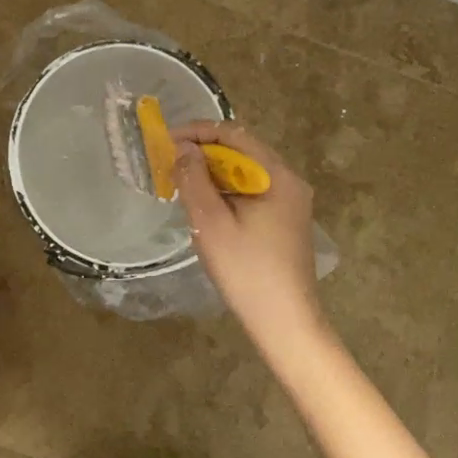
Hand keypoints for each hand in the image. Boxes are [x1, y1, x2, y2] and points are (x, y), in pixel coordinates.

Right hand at [171, 121, 324, 343]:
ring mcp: (291, 202)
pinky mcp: (286, 221)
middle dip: (204, 152)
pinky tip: (207, 207)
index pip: (233, 134)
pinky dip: (227, 191)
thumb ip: (194, 179)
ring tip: (183, 183)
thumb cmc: (248, 271)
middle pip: (242, 150)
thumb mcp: (211, 223)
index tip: (166, 141)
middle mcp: (289, 181)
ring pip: (245, 172)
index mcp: (277, 175)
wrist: (287, 324)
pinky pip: (252, 191)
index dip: (197, 132)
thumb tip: (183, 148)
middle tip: (170, 163)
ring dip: (214, 172)